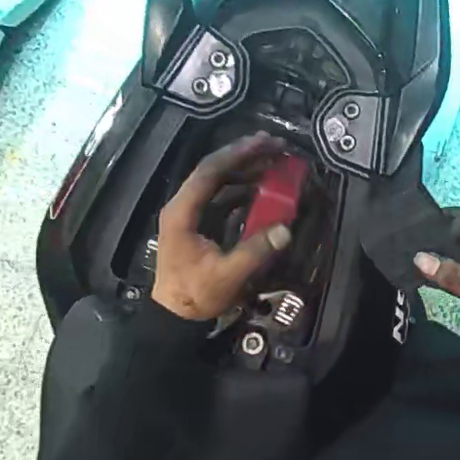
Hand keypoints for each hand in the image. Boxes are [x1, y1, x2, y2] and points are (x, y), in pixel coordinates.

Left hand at [151, 132, 292, 320]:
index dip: (238, 155)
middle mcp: (183, 206)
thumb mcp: (226, 275)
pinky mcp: (198, 224)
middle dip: (244, 155)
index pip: (210, 172)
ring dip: (244, 169)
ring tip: (273, 160)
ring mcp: (189, 214)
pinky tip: (262, 186)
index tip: (264, 143)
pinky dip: (242, 188)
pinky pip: (221, 197)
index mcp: (182, 212)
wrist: (175, 316)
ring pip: (217, 181)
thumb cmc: (195, 295)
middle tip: (275, 145)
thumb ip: (255, 252)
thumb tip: (285, 229)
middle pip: (213, 170)